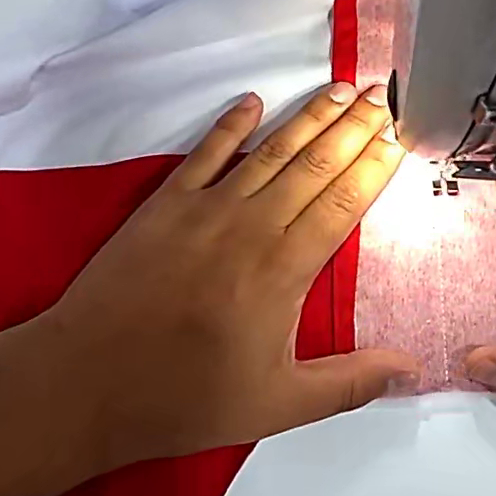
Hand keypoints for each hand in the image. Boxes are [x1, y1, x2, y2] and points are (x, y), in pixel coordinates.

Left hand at [0, 83, 415, 495]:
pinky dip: (230, 124)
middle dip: (355, 128)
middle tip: (384, 97)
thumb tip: (412, 370)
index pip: (344, 203)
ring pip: (271, 151)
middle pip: (316, 165)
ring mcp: (205, 209)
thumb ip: (349, 384)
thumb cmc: (184, 398)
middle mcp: (252, 227)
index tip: (399, 137)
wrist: (82, 384)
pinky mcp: (164, 204)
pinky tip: (252, 100)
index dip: (375, 166)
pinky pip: (205, 153)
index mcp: (284, 270)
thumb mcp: (278, 405)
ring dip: (310, 117)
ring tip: (343, 89)